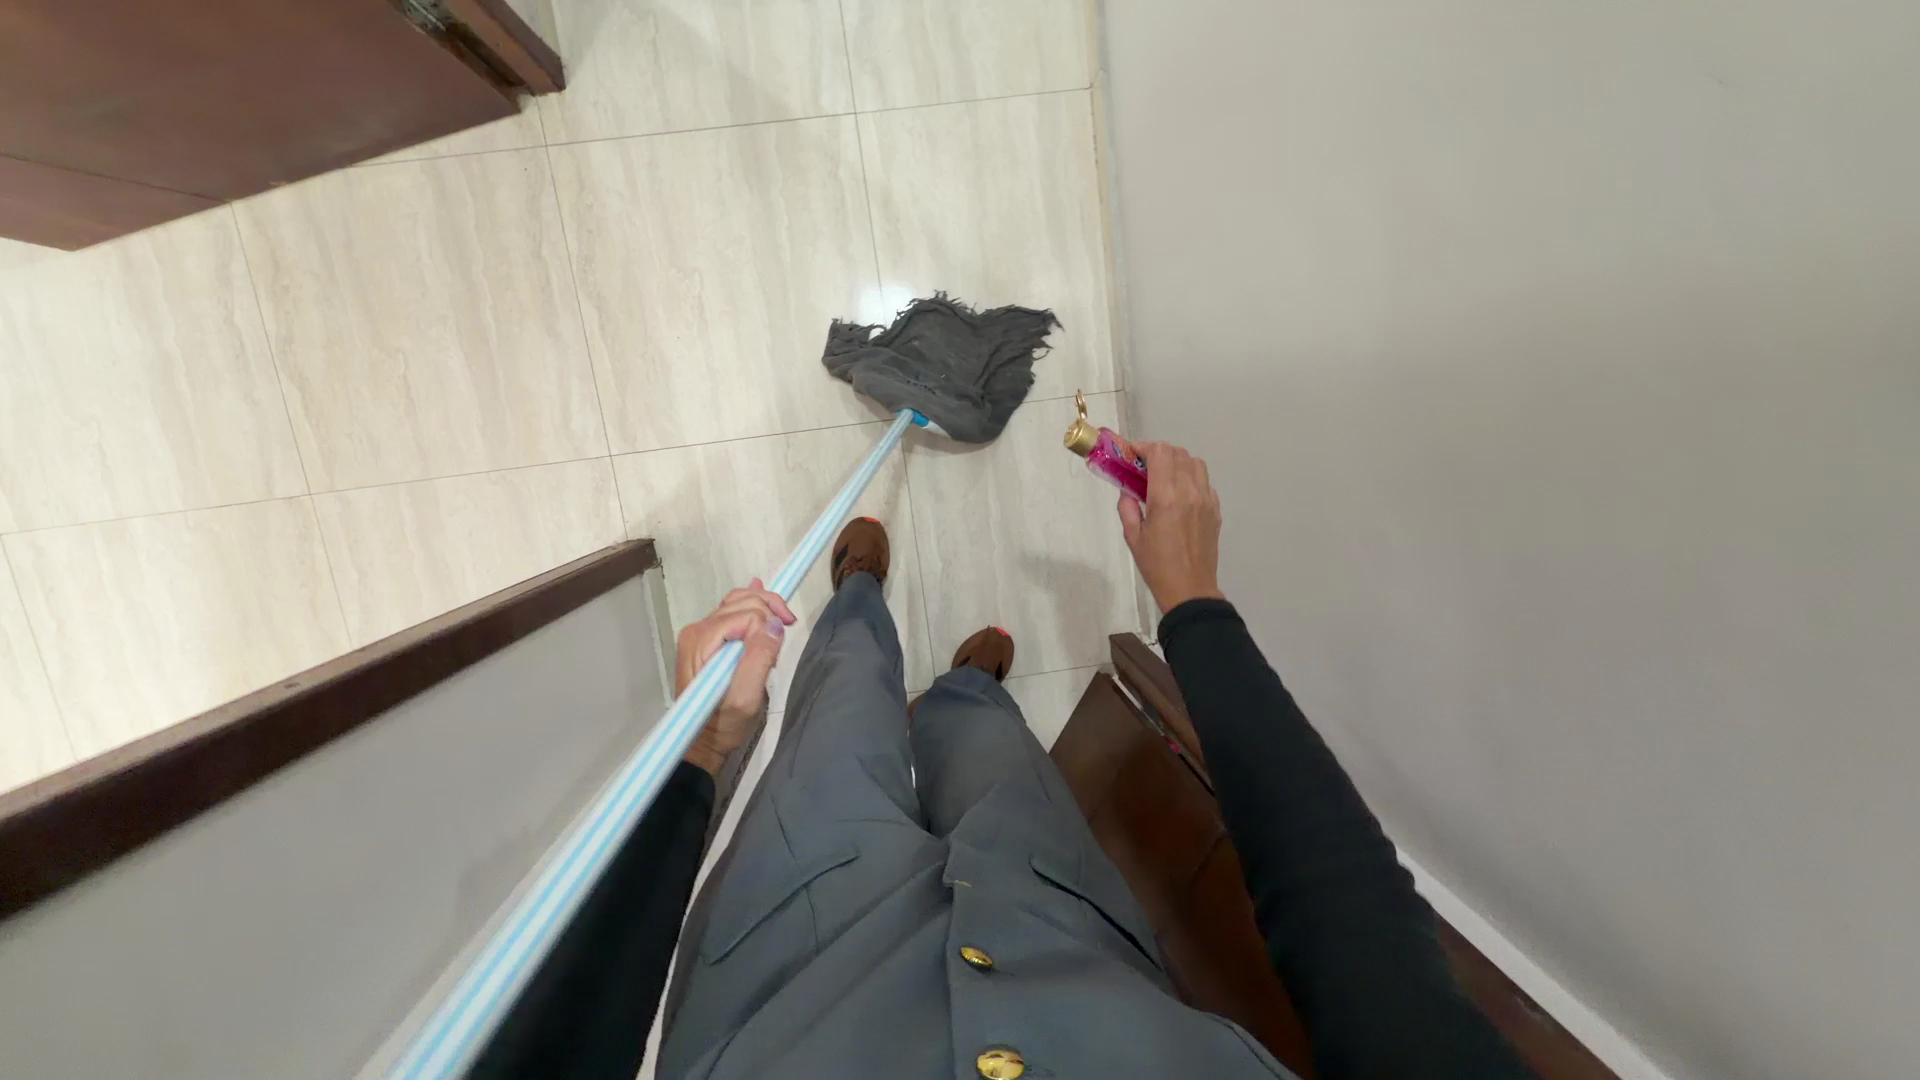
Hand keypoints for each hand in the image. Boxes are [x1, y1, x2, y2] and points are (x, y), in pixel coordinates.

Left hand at [676, 578, 795, 774]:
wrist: (704, 741)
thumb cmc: (724, 723)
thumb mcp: (746, 697)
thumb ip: (759, 658)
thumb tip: (776, 624)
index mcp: (702, 640)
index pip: (748, 613)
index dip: (769, 626)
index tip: (780, 650)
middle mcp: (697, 630)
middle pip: (743, 601)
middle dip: (770, 612)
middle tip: (788, 634)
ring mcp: (700, 633)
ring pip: (738, 601)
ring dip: (764, 609)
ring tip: (781, 625)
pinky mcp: (706, 638)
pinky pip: (731, 610)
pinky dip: (751, 605)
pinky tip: (760, 591)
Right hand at [1115, 440, 1224, 614]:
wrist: (1190, 589)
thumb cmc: (1156, 565)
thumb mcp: (1132, 536)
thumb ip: (1128, 506)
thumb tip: (1128, 489)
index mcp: (1167, 497)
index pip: (1160, 453)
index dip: (1143, 447)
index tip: (1131, 454)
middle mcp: (1190, 492)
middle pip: (1178, 453)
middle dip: (1158, 453)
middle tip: (1142, 467)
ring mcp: (1207, 500)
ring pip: (1195, 463)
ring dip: (1177, 462)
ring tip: (1162, 478)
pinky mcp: (1215, 510)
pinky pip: (1204, 482)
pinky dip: (1190, 478)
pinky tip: (1178, 495)